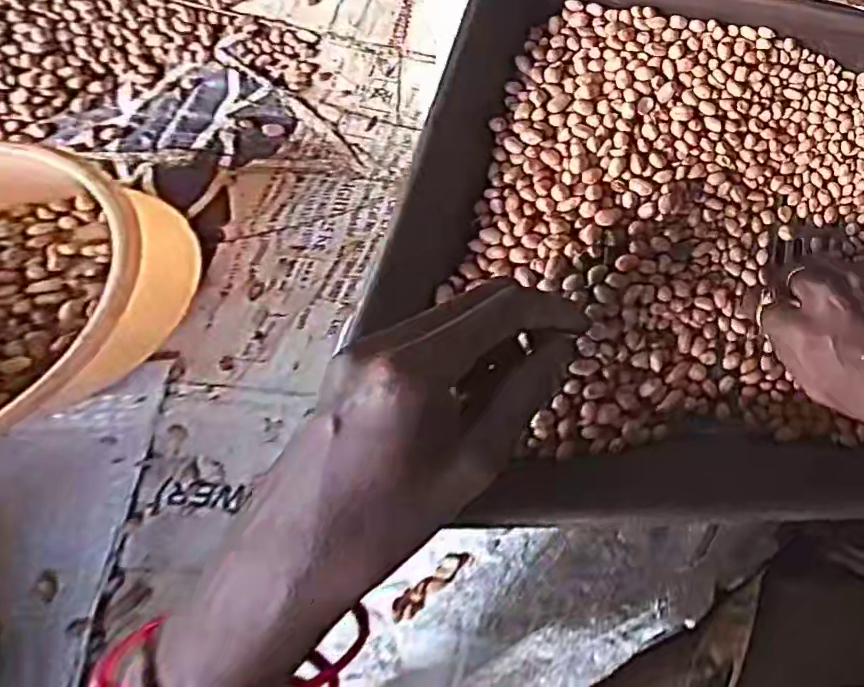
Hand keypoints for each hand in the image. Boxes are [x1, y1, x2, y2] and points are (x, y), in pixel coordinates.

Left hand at [154, 281, 579, 686]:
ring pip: (455, 310)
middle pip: (481, 296)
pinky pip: (427, 331)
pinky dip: (463, 342)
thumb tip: (561, 348)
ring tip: (512, 376)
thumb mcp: (475, 462)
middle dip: (527, 315)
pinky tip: (470, 385)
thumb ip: (526, 392)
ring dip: (496, 329)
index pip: (505, 307)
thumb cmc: (385, 524)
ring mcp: (362, 348)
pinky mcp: (351, 361)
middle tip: (553, 350)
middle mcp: (385, 341)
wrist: (282, 566)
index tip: (581, 327)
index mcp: (415, 366)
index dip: (553, 310)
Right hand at [753, 247, 863, 428]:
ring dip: (811, 274)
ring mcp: (852, 279)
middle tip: (789, 294)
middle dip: (785, 284)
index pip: (764, 305)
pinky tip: (848, 294)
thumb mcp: (811, 382)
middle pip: (787, 272)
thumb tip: (775, 324)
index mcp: (801, 330)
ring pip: (816, 260)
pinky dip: (842, 278)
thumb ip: (787, 347)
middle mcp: (822, 297)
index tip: (764, 309)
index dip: (764, 309)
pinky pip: (847, 266)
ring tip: (815, 288)